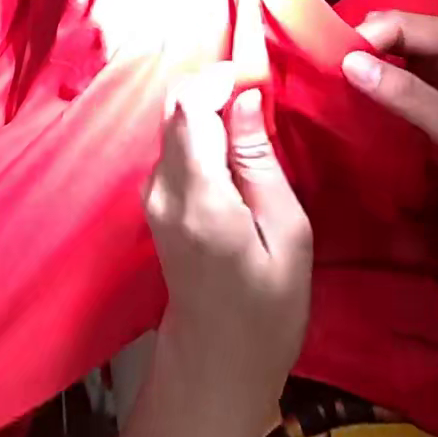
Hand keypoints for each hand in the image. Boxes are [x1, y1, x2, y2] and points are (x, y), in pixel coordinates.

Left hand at [142, 65, 312, 428]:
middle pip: (173, 107)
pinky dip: (197, 128)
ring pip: (170, 121)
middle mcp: (162, 187)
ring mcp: (150, 193)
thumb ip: (260, 162)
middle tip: (254, 91)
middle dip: (211, 85)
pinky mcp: (151, 198)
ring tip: (248, 116)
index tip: (253, 75)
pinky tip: (229, 143)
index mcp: (199, 197)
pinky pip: (171, 144)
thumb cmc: (268, 308)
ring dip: (205, 105)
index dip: (217, 79)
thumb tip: (246, 99)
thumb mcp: (287, 235)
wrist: (215, 361)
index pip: (191, 109)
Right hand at [341, 11, 437, 232]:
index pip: (404, 25)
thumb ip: (404, 96)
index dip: (365, 39)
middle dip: (365, 49)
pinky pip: (410, 75)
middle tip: (330, 77)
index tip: (329, 65)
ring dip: (373, 66)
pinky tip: (366, 98)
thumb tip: (347, 62)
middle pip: (400, 33)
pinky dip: (387, 83)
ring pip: (402, 53)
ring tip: (340, 86)